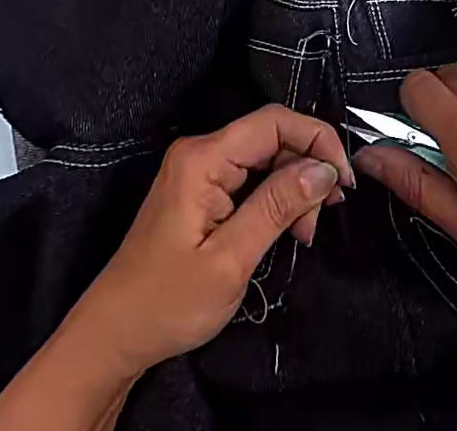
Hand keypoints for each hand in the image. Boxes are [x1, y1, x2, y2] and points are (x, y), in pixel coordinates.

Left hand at [58, 104, 354, 376]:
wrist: (113, 335)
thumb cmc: (167, 302)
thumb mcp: (231, 259)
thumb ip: (278, 206)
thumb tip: (324, 169)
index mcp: (203, 158)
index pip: (275, 121)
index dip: (317, 140)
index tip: (343, 180)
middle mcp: (202, 151)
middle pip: (273, 137)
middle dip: (307, 171)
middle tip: (321, 218)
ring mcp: (201, 168)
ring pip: (268, 157)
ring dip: (295, 188)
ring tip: (303, 233)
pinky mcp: (204, 187)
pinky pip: (253, 176)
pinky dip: (277, 198)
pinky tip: (287, 227)